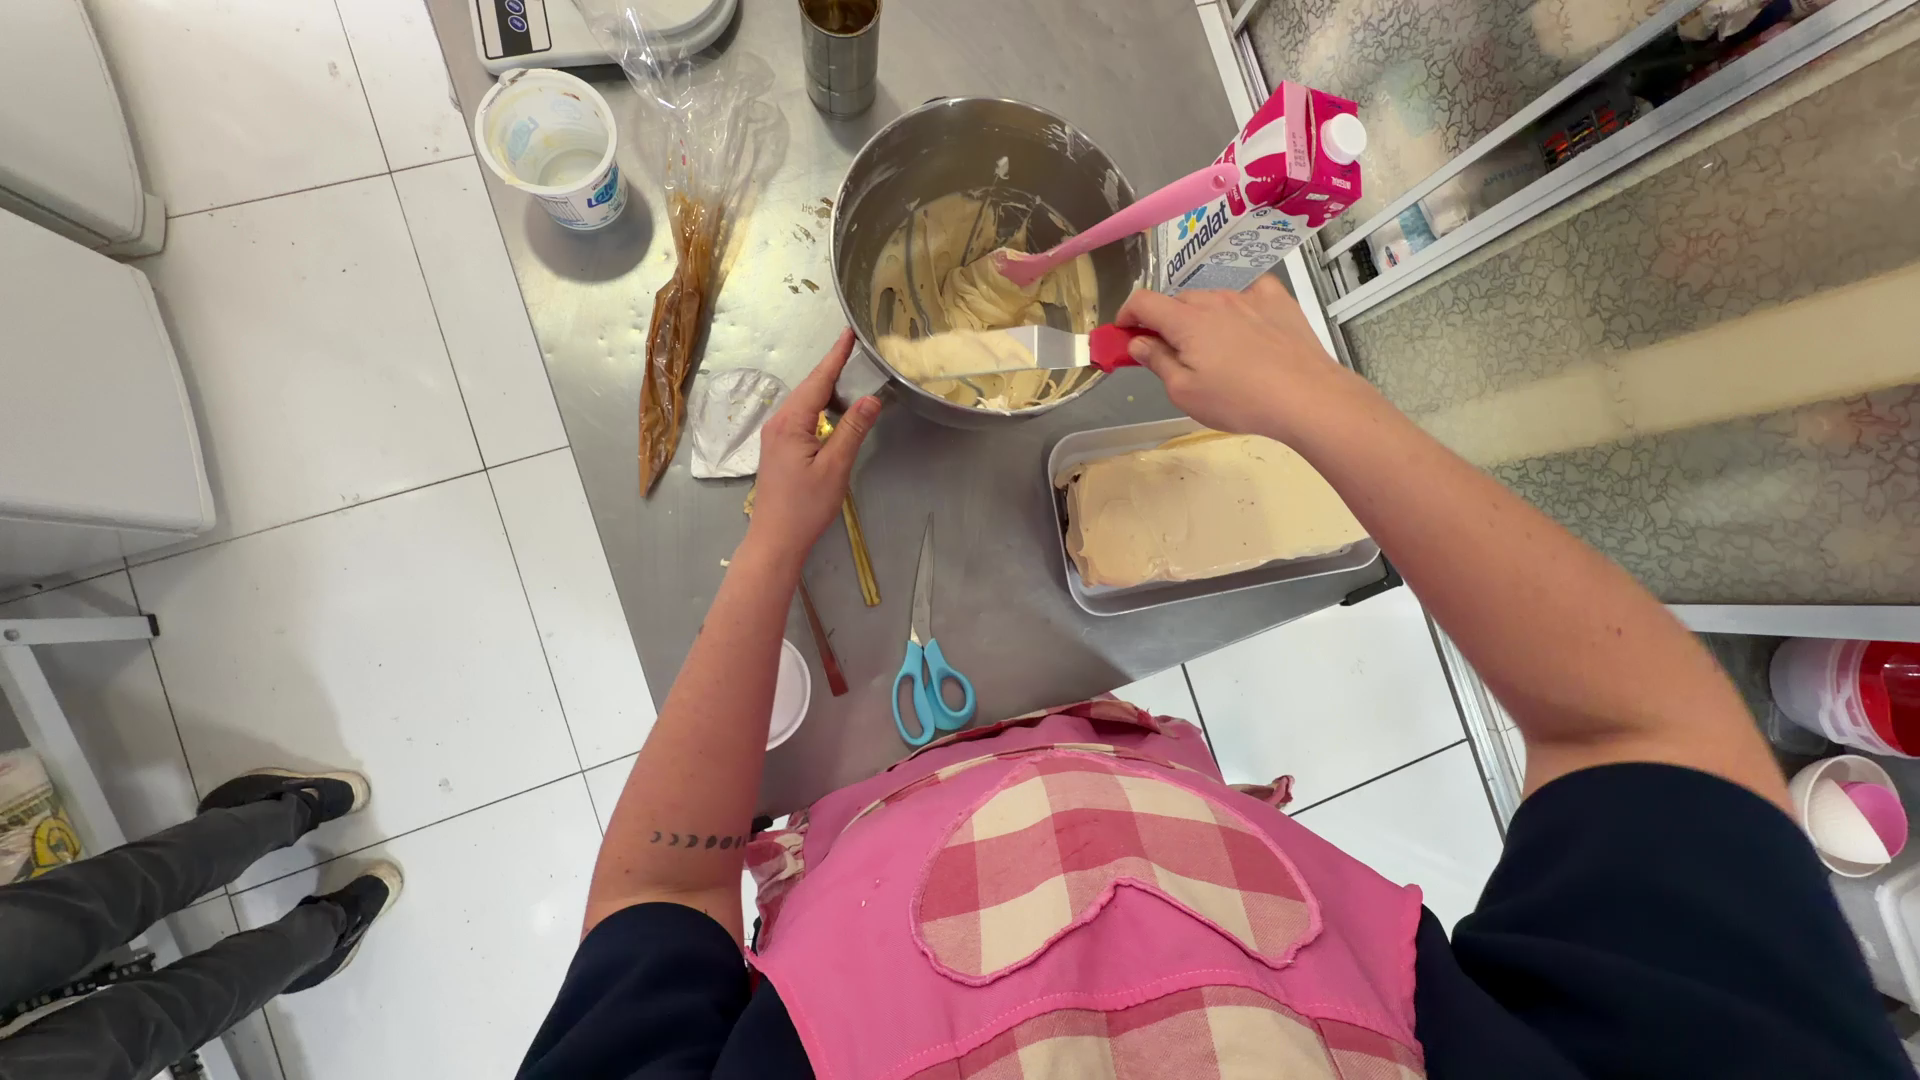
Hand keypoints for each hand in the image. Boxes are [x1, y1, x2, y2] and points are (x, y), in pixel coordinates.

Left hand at [747, 329, 881, 563]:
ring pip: (805, 403)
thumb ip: (853, 430)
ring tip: (852, 376)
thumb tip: (871, 398)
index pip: (818, 380)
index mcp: (791, 422)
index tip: (849, 333)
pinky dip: (820, 407)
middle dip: (833, 368)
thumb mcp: (835, 467)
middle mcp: (778, 422)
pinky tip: (834, 411)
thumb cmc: (806, 506)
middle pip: (809, 387)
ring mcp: (775, 435)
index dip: (836, 356)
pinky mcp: (778, 449)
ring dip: (827, 389)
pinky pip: (801, 417)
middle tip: (857, 352)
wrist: (776, 539)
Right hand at [1116, 275, 1369, 439]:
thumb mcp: (1185, 392)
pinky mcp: (1278, 301)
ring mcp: (1249, 296)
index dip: (1126, 315)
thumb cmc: (1239, 401)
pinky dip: (1236, 307)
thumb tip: (1138, 342)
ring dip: (1200, 317)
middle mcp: (1216, 300)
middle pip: (1177, 300)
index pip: (1143, 301)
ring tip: (1212, 350)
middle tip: (1166, 352)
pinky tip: (1245, 329)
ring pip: (1211, 299)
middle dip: (1163, 322)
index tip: (1124, 335)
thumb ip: (1157, 362)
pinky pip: (1247, 294)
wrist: (1307, 396)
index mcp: (1187, 321)